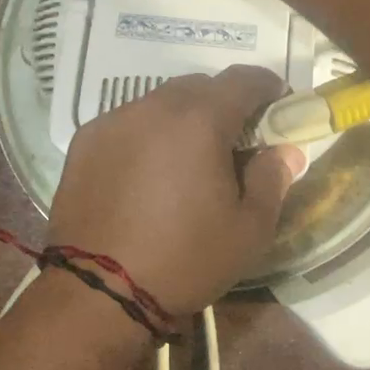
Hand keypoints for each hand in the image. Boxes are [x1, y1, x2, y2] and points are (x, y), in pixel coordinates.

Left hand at [46, 65, 305, 315]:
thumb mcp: (248, 230)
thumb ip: (271, 179)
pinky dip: (146, 134)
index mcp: (199, 120)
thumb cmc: (184, 260)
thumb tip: (284, 150)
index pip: (242, 79)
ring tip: (187, 159)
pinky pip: (127, 122)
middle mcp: (154, 107)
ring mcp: (114, 120)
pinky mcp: (86, 140)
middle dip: (223, 103)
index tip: (277, 105)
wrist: (98, 289)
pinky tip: (147, 172)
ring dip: (181, 118)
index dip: (266, 86)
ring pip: (159, 102)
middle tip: (234, 139)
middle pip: (198, 86)